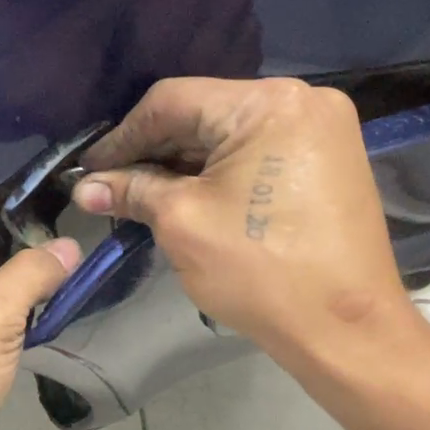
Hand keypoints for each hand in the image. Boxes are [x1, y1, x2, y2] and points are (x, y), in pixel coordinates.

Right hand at [73, 77, 412, 357]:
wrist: (345, 329)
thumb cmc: (260, 271)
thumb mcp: (181, 222)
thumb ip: (131, 191)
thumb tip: (83, 186)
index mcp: (268, 103)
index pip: (171, 101)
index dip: (122, 136)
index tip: (87, 170)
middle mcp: (301, 99)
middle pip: (201, 112)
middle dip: (150, 150)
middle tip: (107, 184)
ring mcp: (319, 129)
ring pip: (226, 133)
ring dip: (179, 162)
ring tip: (138, 194)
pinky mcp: (325, 159)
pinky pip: (254, 150)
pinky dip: (214, 170)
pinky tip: (182, 194)